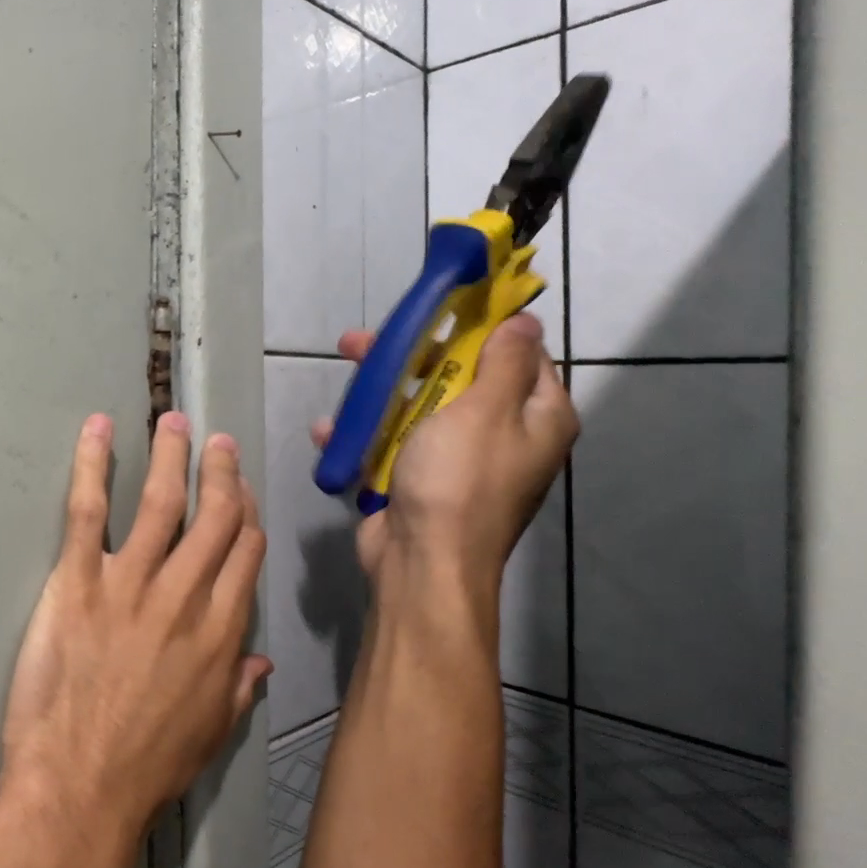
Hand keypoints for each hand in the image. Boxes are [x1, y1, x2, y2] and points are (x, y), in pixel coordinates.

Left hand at [0, 410, 271, 836]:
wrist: (83, 783)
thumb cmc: (146, 766)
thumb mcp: (210, 733)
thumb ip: (237, 688)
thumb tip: (259, 663)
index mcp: (220, 633)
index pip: (244, 554)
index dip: (246, 514)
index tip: (241, 492)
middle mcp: (183, 598)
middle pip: (212, 518)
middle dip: (218, 472)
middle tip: (217, 442)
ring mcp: (129, 585)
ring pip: (159, 502)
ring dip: (169, 455)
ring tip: (172, 422)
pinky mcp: (78, 583)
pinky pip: (87, 511)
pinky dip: (91, 465)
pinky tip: (96, 431)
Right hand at [311, 313, 577, 591]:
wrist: (422, 562)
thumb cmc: (459, 481)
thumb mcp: (484, 411)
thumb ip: (503, 362)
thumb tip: (523, 321)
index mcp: (536, 417)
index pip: (520, 355)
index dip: (481, 327)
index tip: (440, 305)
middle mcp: (504, 436)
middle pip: (459, 378)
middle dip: (411, 356)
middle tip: (365, 341)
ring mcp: (458, 460)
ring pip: (419, 407)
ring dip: (378, 391)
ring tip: (343, 374)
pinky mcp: (419, 480)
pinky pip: (392, 443)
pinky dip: (363, 434)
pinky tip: (330, 429)